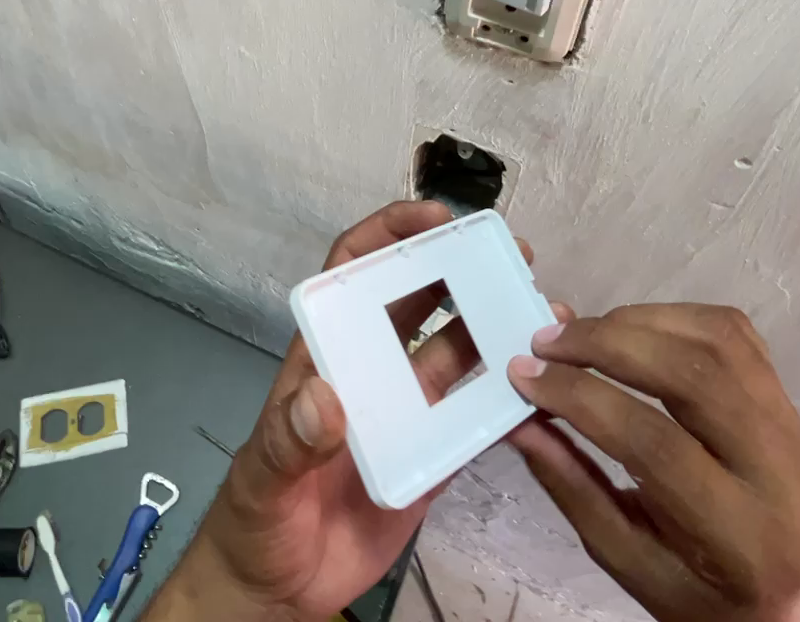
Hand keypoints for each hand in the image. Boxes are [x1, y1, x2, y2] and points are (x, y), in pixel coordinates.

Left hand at [144, 200, 531, 621]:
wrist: (279, 586)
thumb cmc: (257, 518)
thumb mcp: (264, 476)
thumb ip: (290, 439)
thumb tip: (325, 398)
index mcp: (326, 353)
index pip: (353, 270)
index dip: (390, 233)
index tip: (437, 216)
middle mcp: (370, 369)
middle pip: (417, 299)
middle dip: (460, 268)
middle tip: (513, 256)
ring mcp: (404, 410)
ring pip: (456, 353)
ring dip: (495, 328)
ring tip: (542, 313)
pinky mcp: (432, 456)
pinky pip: (474, 417)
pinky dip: (506, 399)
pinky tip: (541, 387)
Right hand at [507, 304, 799, 621]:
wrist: (794, 603)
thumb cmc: (700, 594)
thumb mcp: (625, 560)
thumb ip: (571, 486)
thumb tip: (518, 417)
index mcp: (741, 538)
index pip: (655, 444)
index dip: (581, 398)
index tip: (523, 374)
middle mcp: (783, 475)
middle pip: (693, 375)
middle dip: (605, 343)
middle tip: (545, 341)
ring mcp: (795, 429)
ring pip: (716, 340)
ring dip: (635, 322)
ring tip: (580, 333)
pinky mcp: (789, 400)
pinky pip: (733, 333)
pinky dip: (670, 317)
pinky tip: (629, 331)